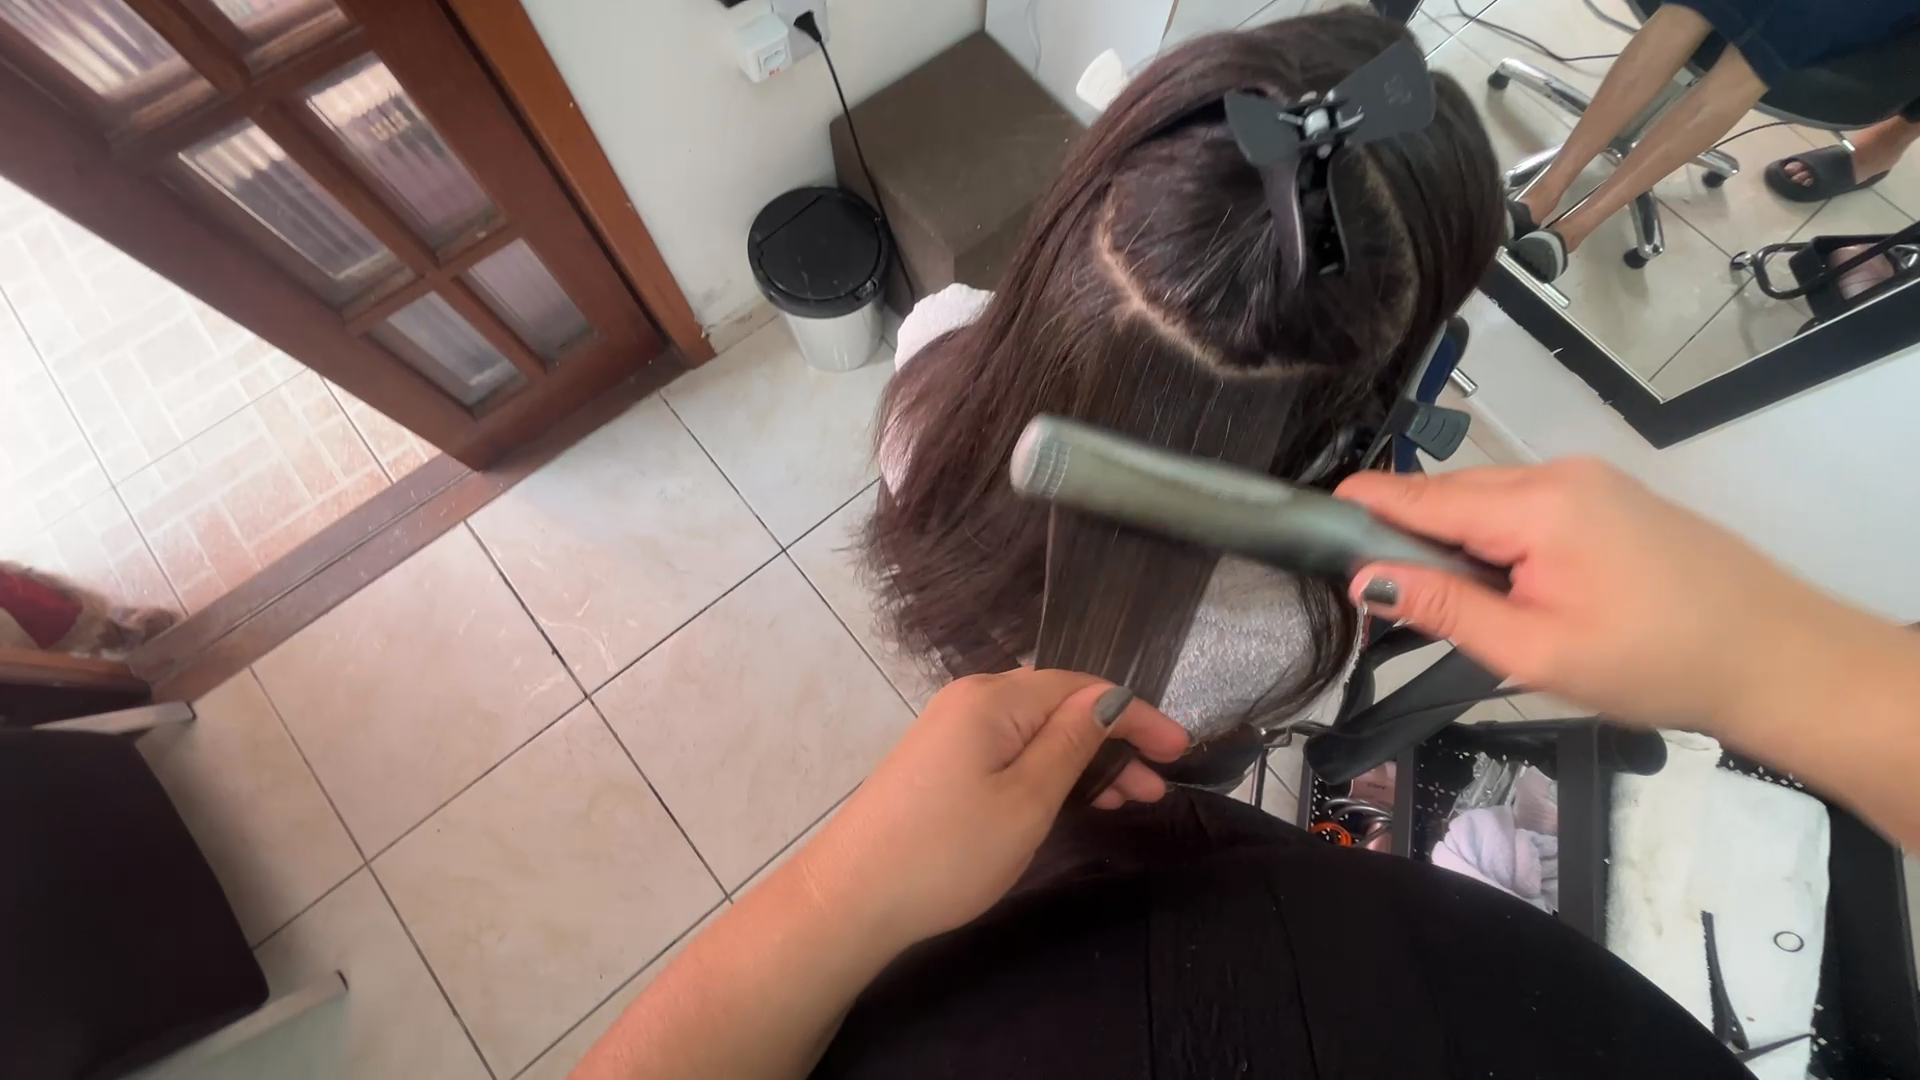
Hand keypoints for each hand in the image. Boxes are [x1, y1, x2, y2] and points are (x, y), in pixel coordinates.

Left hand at [791, 668, 1187, 949]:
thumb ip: (1072, 743)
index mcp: (994, 698)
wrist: (851, 897)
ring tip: (1127, 800)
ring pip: (1036, 730)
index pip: (1082, 688)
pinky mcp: (943, 758)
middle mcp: (972, 699)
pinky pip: (1010, 749)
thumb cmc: (948, 851)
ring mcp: (953, 728)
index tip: (1182, 750)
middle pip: (1059, 705)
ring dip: (1083, 759)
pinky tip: (1073, 799)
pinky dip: (1047, 770)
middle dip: (1112, 740)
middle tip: (1157, 787)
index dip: (1136, 715)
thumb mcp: (1026, 800)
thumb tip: (1107, 700)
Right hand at [1336, 458, 1844, 729]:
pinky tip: (1497, 579)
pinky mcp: (1602, 494)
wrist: (1789, 663)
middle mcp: (1555, 474)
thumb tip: (1364, 580)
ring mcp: (1584, 479)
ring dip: (1447, 538)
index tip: (1310, 524)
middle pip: (1444, 494)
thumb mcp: (1532, 650)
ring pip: (1477, 498)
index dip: (1359, 509)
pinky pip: (1514, 504)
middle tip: (1386, 593)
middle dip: (1404, 534)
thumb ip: (1442, 607)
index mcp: (1535, 507)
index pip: (1417, 497)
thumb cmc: (1657, 664)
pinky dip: (1485, 535)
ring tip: (1448, 595)